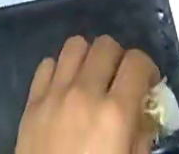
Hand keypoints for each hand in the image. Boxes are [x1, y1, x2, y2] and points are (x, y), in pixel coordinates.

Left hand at [14, 35, 161, 153]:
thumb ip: (141, 133)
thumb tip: (143, 107)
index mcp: (115, 113)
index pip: (137, 60)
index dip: (147, 68)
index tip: (147, 84)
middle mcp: (85, 93)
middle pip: (106, 45)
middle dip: (118, 58)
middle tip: (118, 81)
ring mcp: (55, 95)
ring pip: (75, 45)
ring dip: (88, 57)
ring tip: (91, 78)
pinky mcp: (31, 104)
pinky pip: (47, 65)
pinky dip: (59, 70)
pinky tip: (64, 89)